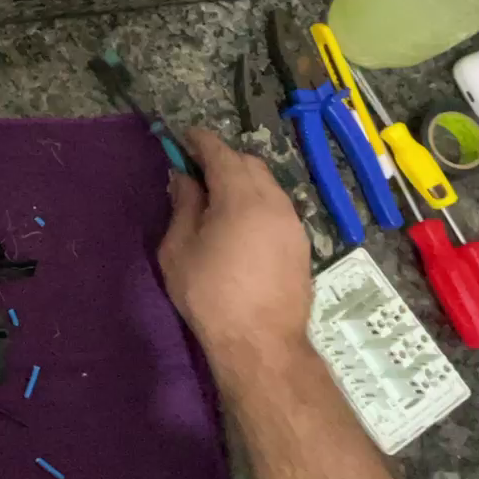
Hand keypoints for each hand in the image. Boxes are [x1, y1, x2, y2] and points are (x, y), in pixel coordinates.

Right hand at [158, 128, 312, 363]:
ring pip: (266, 184)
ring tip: (213, 196)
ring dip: (240, 180)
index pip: (221, 154)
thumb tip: (183, 179)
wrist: (260, 342)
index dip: (200, 142)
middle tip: (194, 169)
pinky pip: (275, 206)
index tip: (182, 137)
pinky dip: (254, 199)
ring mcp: (292, 222)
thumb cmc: (209, 294)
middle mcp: (273, 201)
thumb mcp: (178, 248)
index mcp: (241, 198)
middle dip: (221, 159)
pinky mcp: (299, 242)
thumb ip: (183, 206)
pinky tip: (236, 221)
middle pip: (248, 164)